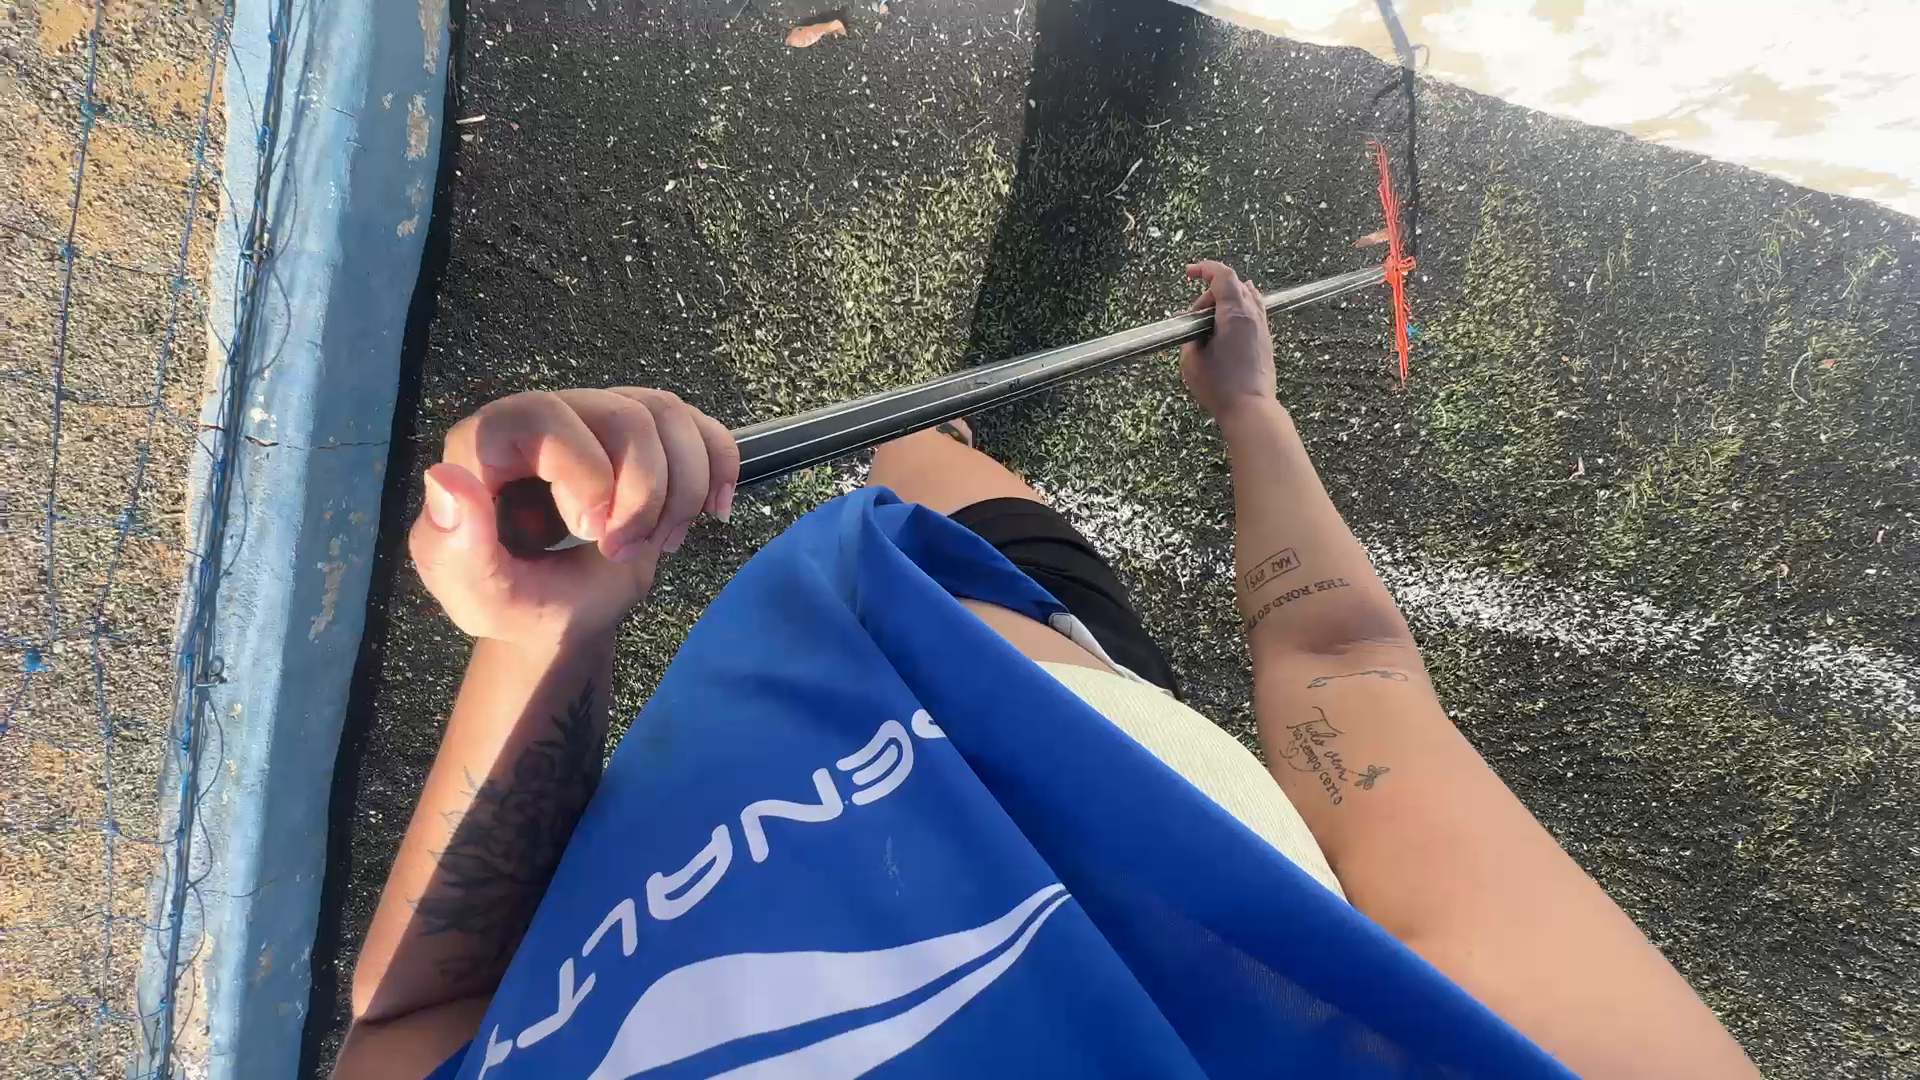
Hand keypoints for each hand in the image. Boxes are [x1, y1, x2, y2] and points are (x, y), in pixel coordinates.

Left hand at [408, 388, 739, 648]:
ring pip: (672, 417)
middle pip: (627, 415)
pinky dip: (721, 469)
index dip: (586, 471)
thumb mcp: (477, 594)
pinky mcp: (659, 437)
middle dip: (645, 494)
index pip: (549, 416)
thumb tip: (449, 480)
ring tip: (662, 540)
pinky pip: (706, 429)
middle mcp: (555, 415)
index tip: (595, 533)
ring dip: (684, 490)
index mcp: (494, 442)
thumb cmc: (520, 602)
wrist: (566, 609)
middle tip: (626, 550)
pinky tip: (713, 510)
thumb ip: (452, 548)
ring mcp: (611, 420)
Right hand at [1178, 261, 1276, 425]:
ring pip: (1246, 296)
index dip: (1204, 269)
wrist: (1250, 408)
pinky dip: (1236, 309)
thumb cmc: (1219, 387)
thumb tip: (1192, 326)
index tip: (1189, 272)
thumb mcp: (1191, 360)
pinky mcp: (1265, 339)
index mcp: (1234, 314)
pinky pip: (1253, 310)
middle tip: (1190, 319)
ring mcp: (1262, 326)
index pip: (1222, 276)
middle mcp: (1252, 314)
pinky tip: (1226, 321)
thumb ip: (1190, 335)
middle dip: (1208, 295)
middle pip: (1231, 286)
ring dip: (1224, 300)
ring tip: (1207, 315)